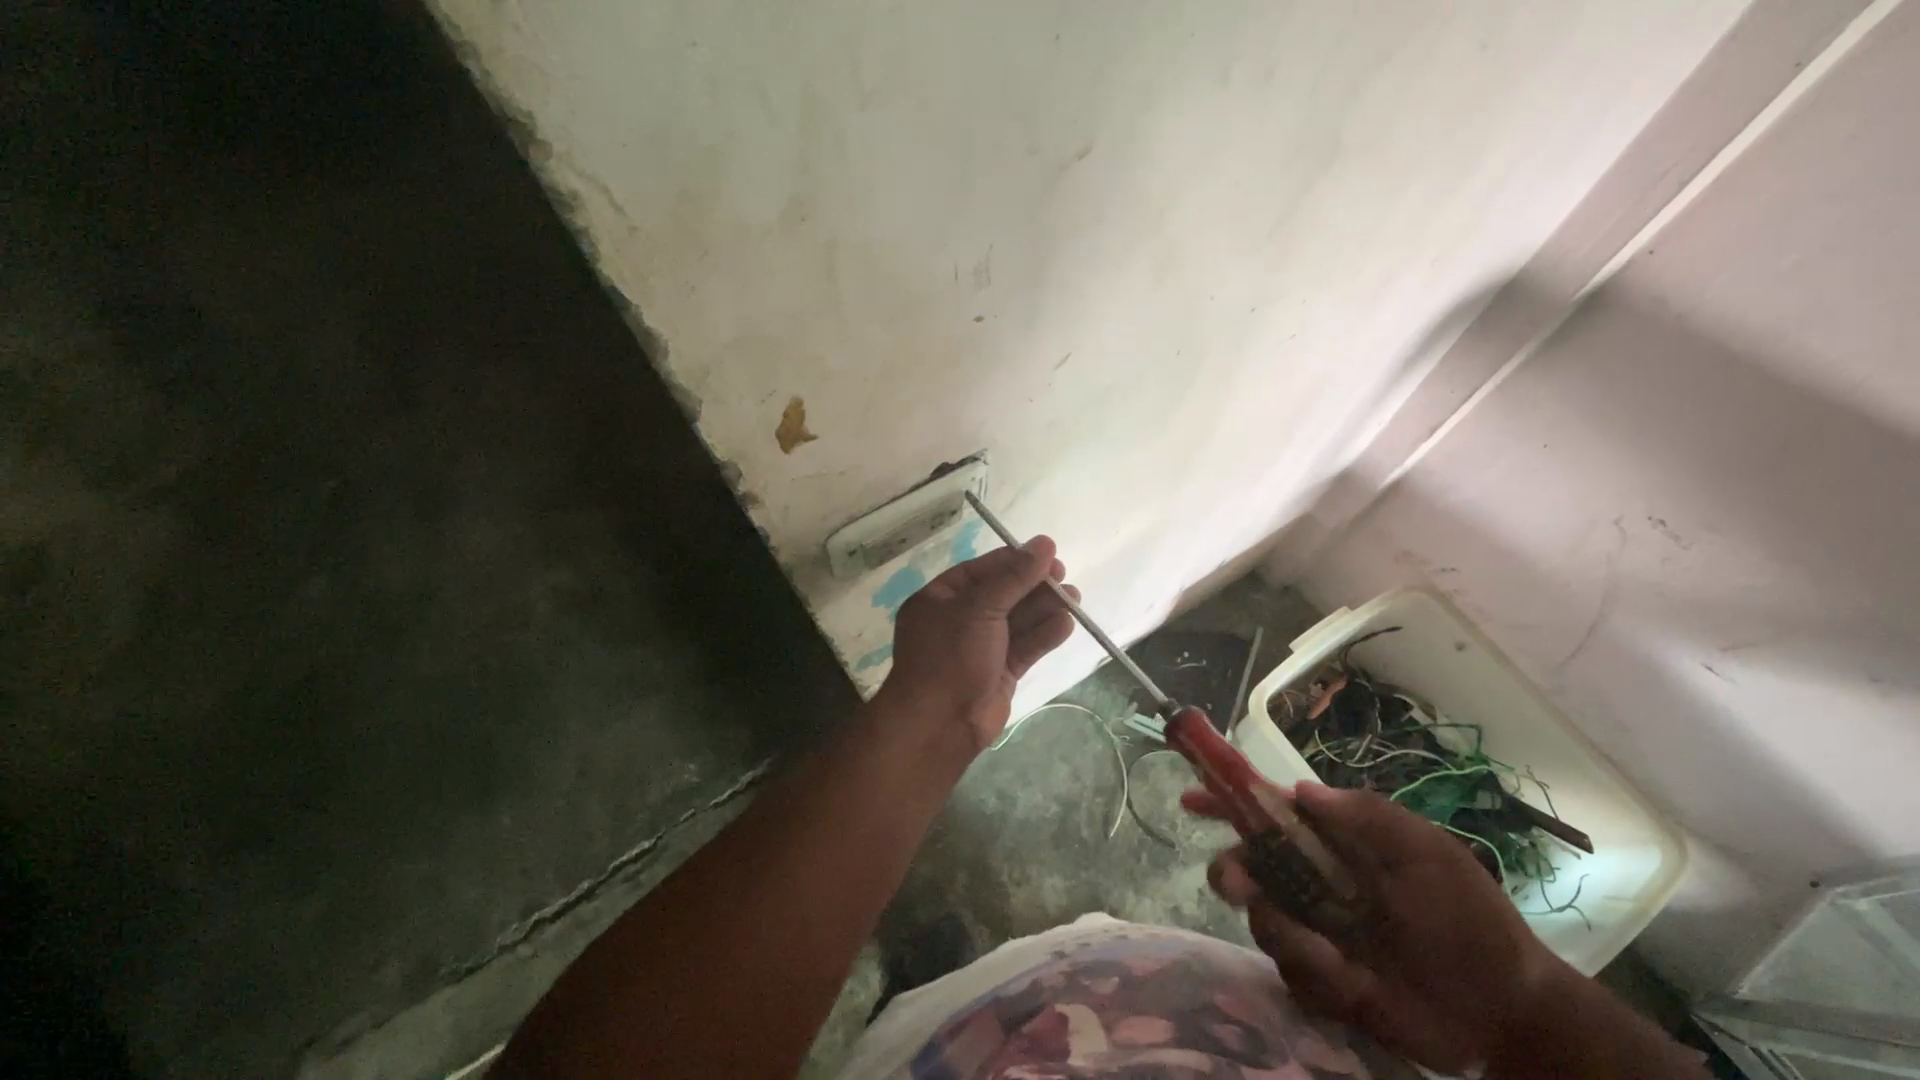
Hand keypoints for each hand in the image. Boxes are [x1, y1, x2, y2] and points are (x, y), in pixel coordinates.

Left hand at [876, 536, 1078, 751]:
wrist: (939, 723)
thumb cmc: (950, 655)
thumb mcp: (980, 607)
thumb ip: (1015, 577)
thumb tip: (1045, 544)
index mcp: (940, 599)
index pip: (981, 571)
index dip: (1013, 561)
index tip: (1046, 552)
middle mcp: (958, 620)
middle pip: (1002, 595)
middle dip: (1033, 585)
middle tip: (1063, 574)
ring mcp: (980, 648)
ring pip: (1017, 622)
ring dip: (1044, 609)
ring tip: (1074, 598)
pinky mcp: (999, 672)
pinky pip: (1024, 647)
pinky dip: (1044, 635)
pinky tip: (1066, 624)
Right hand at [1188, 781, 1564, 1072]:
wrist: (1504, 1010)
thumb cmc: (1469, 917)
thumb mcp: (1427, 852)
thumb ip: (1365, 815)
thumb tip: (1297, 790)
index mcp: (1338, 844)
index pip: (1271, 813)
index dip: (1228, 801)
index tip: (1190, 799)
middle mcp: (1316, 882)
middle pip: (1247, 866)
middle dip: (1234, 873)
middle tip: (1239, 887)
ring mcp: (1317, 932)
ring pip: (1262, 921)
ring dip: (1285, 932)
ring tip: (1331, 955)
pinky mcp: (1322, 980)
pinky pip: (1289, 970)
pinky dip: (1313, 972)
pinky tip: (1352, 980)